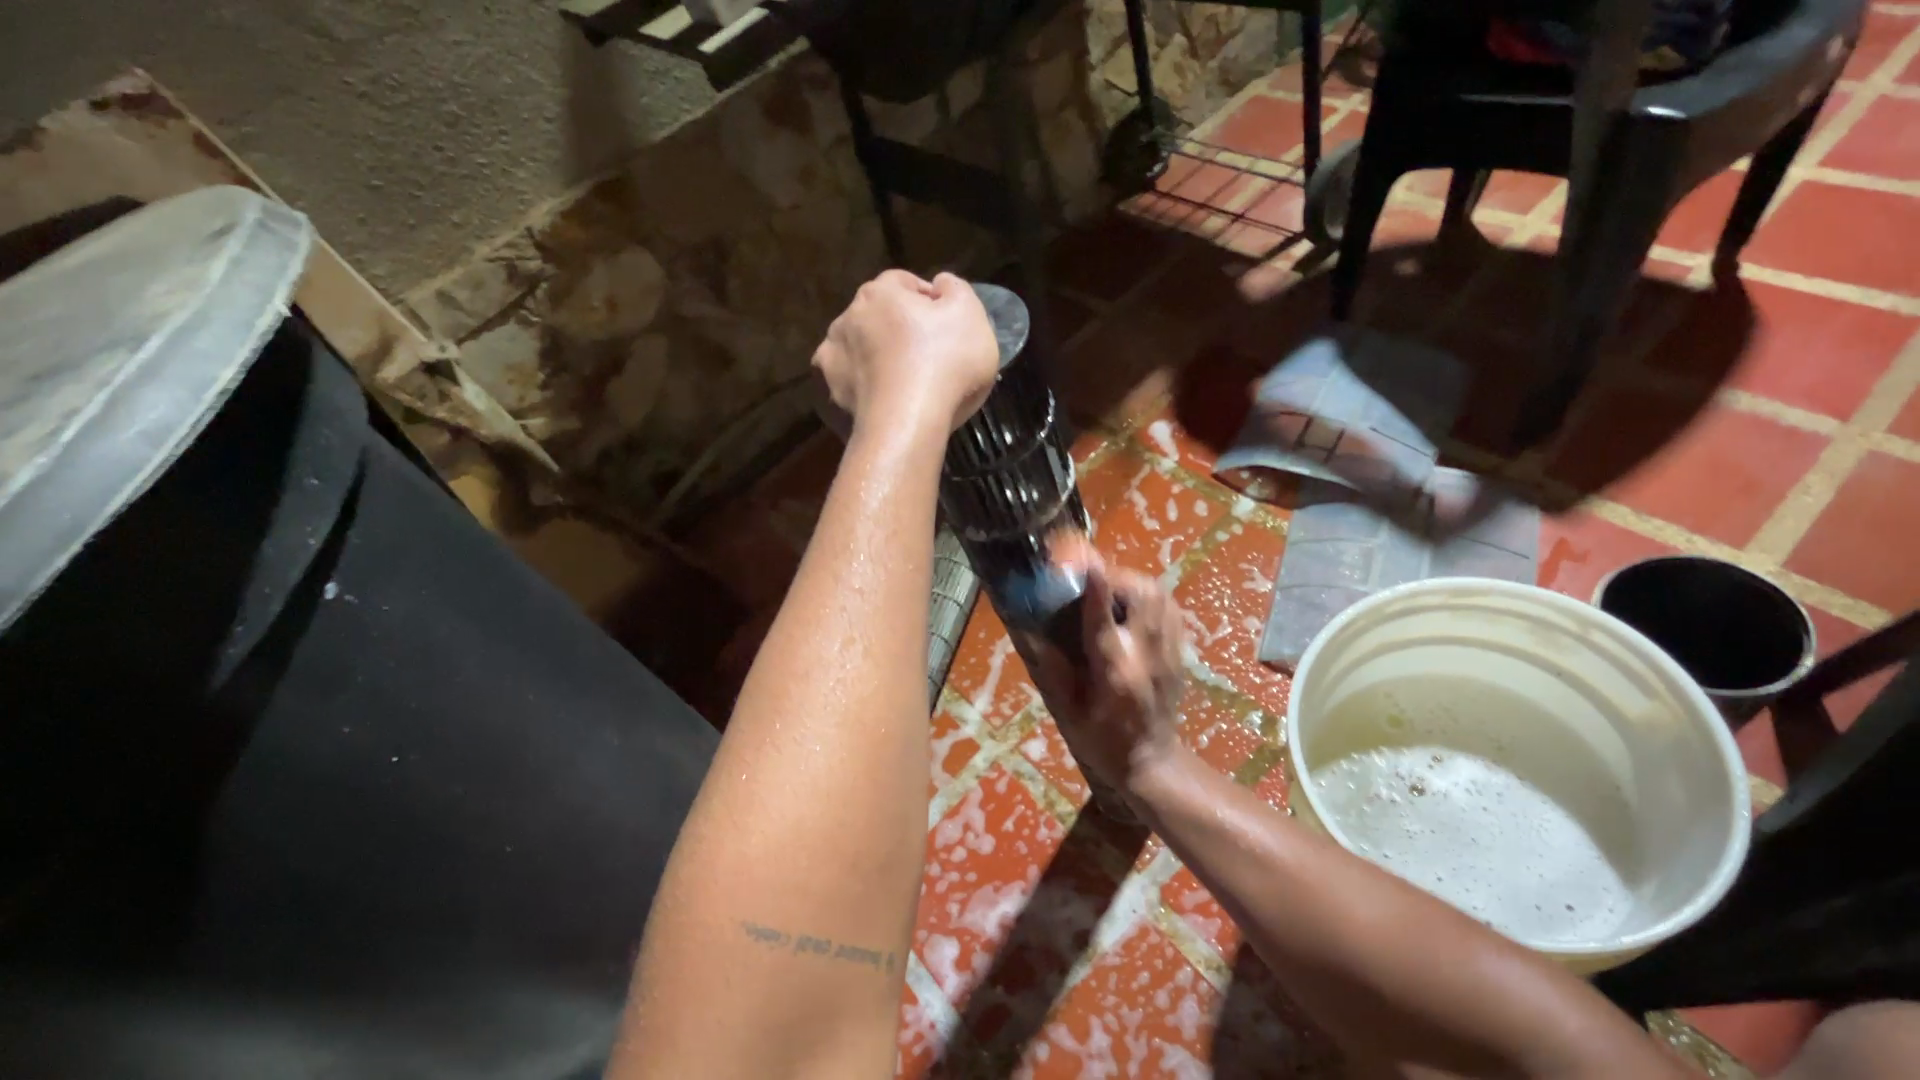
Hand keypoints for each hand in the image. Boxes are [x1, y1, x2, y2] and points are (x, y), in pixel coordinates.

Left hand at [812, 270, 998, 435]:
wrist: (908, 423)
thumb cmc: (945, 362)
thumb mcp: (970, 314)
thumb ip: (955, 289)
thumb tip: (939, 285)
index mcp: (880, 292)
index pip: (905, 283)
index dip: (929, 301)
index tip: (948, 325)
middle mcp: (848, 316)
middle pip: (880, 314)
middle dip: (901, 327)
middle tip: (930, 353)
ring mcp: (834, 354)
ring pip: (861, 346)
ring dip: (878, 354)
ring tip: (905, 379)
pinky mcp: (832, 390)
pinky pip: (849, 378)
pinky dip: (863, 382)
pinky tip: (882, 394)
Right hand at [1024, 541, 1187, 799]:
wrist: (1152, 763)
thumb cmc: (1102, 741)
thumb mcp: (1068, 713)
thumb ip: (1054, 671)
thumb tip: (1033, 632)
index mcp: (1114, 674)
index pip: (1105, 624)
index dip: (1097, 590)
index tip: (1088, 564)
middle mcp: (1146, 657)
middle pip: (1143, 598)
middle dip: (1117, 576)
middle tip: (1094, 577)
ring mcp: (1168, 653)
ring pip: (1161, 597)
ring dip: (1135, 583)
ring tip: (1112, 587)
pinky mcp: (1179, 653)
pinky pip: (1171, 608)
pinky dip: (1152, 595)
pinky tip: (1135, 603)